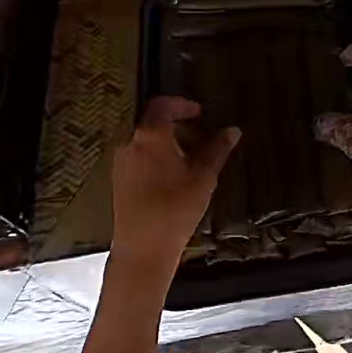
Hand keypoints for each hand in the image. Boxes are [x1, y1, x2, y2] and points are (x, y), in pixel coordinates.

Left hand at [110, 97, 240, 283]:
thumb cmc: (175, 209)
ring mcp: (121, 159)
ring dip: (165, 139)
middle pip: (152, 120)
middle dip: (176, 123)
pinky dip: (154, 153)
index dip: (182, 105)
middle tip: (198, 133)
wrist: (143, 247)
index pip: (163, 105)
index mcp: (151, 134)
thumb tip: (233, 131)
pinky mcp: (118, 176)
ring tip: (188, 155)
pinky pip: (137, 153)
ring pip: (144, 137)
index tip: (199, 113)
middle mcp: (130, 141)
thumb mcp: (204, 177)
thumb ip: (217, 149)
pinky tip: (171, 172)